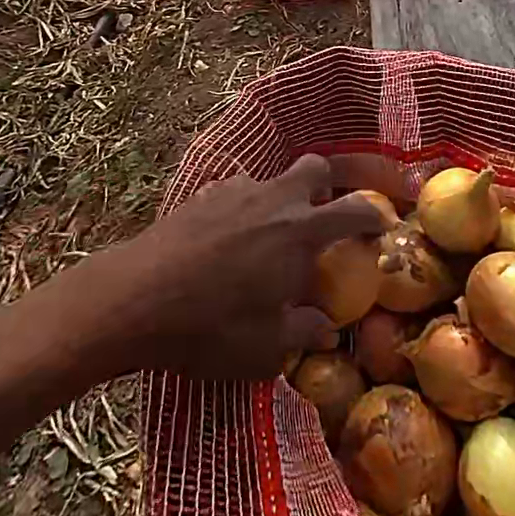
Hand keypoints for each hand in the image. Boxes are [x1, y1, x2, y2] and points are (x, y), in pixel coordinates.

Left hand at [99, 155, 382, 379]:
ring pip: (270, 180)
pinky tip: (224, 240)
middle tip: (320, 217)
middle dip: (325, 185)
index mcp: (301, 231)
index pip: (353, 210)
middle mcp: (274, 199)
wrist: (134, 299)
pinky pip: (234, 192)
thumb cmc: (211, 327)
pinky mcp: (200, 194)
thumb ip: (302, 331)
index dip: (372, 215)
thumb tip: (323, 327)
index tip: (380, 224)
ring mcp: (235, 190)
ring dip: (278, 201)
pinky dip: (241, 208)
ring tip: (264, 239)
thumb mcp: (265, 348)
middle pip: (314, 167)